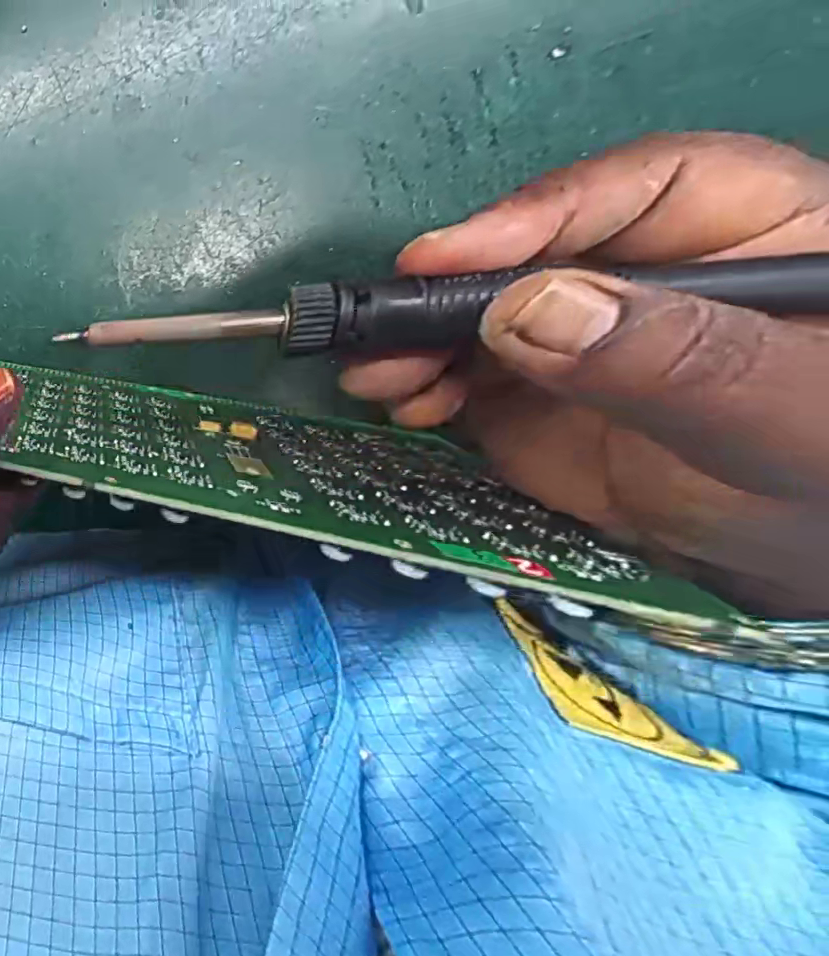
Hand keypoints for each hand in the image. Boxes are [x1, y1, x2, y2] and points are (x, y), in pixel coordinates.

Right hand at [339, 132, 828, 616]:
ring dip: (408, 345)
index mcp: (752, 238)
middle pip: (523, 257)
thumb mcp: (782, 419)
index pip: (642, 190)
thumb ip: (670, 359)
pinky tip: (408, 410)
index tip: (434, 259)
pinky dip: (413, 388)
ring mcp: (566, 341)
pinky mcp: (514, 394)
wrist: (777, 559)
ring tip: (378, 383)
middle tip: (379, 340)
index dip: (536, 213)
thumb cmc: (823, 485)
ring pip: (467, 317)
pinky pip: (448, 375)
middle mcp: (641, 279)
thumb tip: (523, 309)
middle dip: (439, 296)